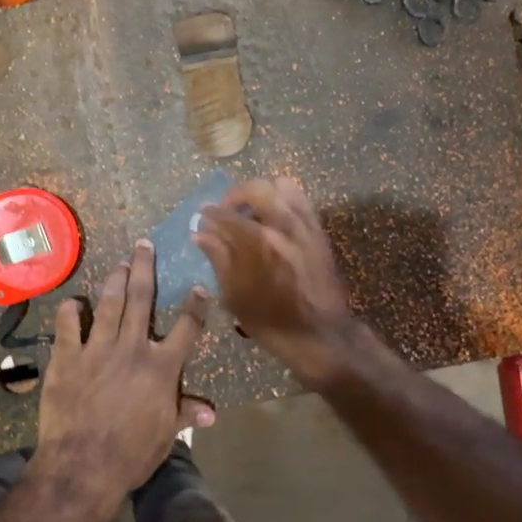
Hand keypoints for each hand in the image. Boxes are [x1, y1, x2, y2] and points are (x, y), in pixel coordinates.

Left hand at [32, 240, 213, 511]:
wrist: (82, 467)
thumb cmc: (131, 455)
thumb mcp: (166, 436)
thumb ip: (185, 414)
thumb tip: (211, 412)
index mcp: (162, 368)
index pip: (186, 328)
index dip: (195, 305)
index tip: (199, 287)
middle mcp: (132, 348)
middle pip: (142, 299)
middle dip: (144, 268)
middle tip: (143, 245)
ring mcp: (97, 349)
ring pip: (108, 304)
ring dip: (114, 280)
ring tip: (118, 263)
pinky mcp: (67, 357)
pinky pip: (68, 325)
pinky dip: (70, 310)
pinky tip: (73, 302)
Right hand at [194, 178, 359, 388]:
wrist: (320, 335)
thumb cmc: (272, 321)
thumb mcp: (235, 295)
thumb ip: (219, 258)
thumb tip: (201, 233)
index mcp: (260, 243)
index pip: (227, 215)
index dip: (210, 213)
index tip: (201, 215)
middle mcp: (284, 225)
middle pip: (257, 188)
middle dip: (236, 195)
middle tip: (226, 211)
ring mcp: (305, 225)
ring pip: (283, 187)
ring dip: (262, 194)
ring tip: (252, 213)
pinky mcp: (319, 231)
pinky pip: (300, 200)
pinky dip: (283, 201)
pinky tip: (274, 221)